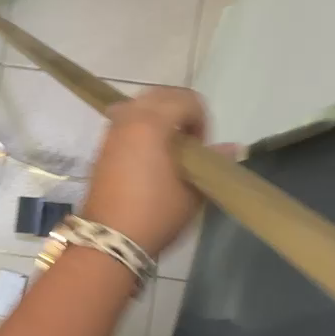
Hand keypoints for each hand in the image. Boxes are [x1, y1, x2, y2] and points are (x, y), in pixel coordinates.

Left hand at [81, 88, 208, 255]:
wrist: (108, 240)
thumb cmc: (156, 214)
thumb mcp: (192, 191)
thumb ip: (212, 162)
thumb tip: (233, 147)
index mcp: (152, 123)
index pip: (187, 100)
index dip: (202, 121)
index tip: (202, 149)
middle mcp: (129, 119)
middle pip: (160, 95)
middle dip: (180, 111)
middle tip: (190, 142)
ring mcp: (111, 132)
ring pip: (139, 105)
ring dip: (159, 116)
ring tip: (170, 148)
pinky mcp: (101, 148)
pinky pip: (125, 122)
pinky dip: (140, 127)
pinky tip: (149, 156)